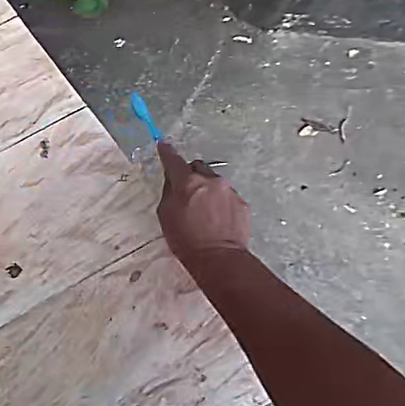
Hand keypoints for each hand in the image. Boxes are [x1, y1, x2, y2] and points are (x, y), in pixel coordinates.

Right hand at [155, 141, 250, 265]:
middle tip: (187, 194)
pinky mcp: (241, 203)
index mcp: (187, 182)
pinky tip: (217, 220)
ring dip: (207, 190)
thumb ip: (169, 192)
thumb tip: (172, 181)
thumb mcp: (166, 215)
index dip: (166, 152)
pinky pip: (227, 196)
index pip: (173, 160)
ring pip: (214, 182)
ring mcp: (229, 191)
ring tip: (204, 213)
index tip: (163, 146)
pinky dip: (220, 203)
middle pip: (197, 167)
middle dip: (191, 176)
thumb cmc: (186, 240)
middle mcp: (210, 181)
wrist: (219, 259)